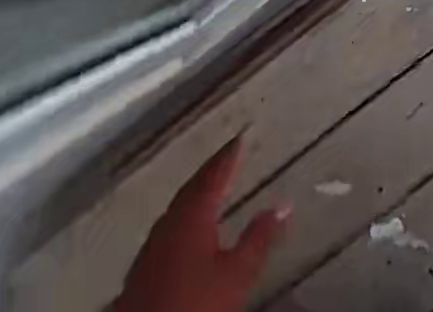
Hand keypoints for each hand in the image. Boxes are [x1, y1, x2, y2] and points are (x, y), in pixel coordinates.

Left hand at [114, 136, 290, 311]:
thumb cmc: (195, 302)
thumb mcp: (236, 274)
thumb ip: (259, 239)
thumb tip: (284, 205)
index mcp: (194, 212)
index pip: (215, 174)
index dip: (229, 156)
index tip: (240, 137)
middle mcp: (172, 216)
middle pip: (195, 183)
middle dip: (213, 168)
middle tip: (229, 153)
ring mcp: (157, 237)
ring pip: (182, 200)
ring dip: (199, 187)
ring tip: (214, 181)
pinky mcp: (148, 258)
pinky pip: (174, 217)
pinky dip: (188, 207)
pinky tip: (191, 221)